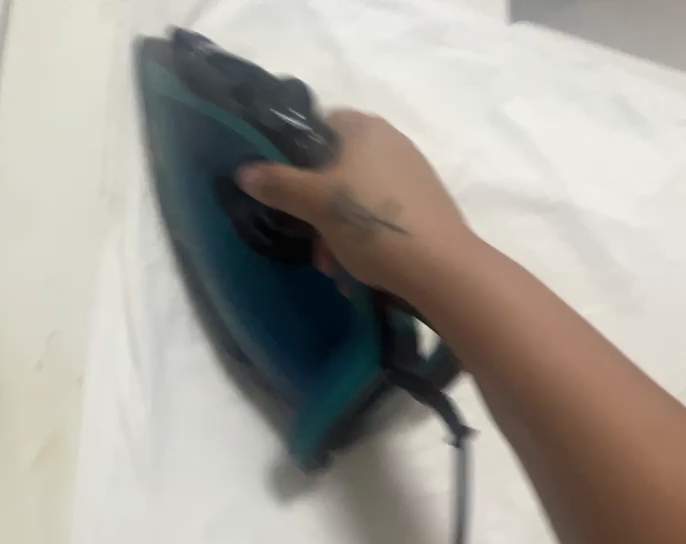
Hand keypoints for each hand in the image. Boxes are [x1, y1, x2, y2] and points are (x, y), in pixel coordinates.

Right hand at [236, 109, 475, 300]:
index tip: (286, 195)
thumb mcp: (318, 204)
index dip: (295, 159)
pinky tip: (360, 274)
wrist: (440, 267)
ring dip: (337, 239)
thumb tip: (245, 171)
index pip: (317, 127)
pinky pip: (379, 222)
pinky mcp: (423, 209)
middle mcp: (390, 143)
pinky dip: (364, 246)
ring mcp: (410, 177)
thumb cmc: (373, 225)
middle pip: (334, 173)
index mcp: (364, 128)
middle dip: (317, 216)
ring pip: (355, 204)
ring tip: (336, 271)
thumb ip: (279, 185)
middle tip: (314, 249)